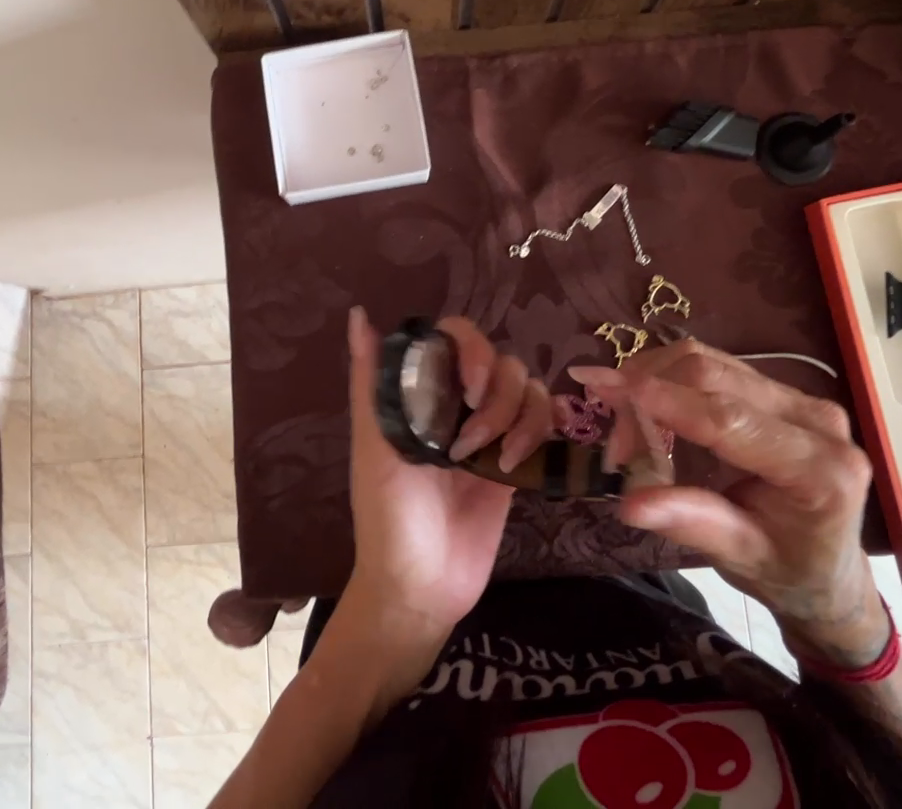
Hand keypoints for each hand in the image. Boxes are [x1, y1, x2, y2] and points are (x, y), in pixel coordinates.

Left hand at [343, 308, 538, 639]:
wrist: (421, 587)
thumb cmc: (387, 517)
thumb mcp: (372, 447)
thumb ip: (371, 381)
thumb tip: (358, 314)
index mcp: (419, 392)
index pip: (456, 336)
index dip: (472, 349)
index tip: (471, 385)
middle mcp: (455, 403)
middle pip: (500, 359)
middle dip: (497, 394)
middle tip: (471, 442)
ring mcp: (489, 430)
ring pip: (528, 387)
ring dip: (518, 418)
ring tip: (494, 461)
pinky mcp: (516, 460)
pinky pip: (543, 422)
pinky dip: (539, 431)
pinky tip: (516, 463)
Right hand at [571, 341, 887, 666]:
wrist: (829, 569)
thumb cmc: (786, 571)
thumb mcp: (739, 558)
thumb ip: (691, 523)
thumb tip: (629, 505)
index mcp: (819, 469)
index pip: (729, 419)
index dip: (665, 400)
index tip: (605, 387)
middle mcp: (815, 419)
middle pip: (713, 375)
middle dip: (647, 392)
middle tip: (612, 441)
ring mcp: (799, 398)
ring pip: (708, 361)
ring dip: (652, 380)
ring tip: (624, 425)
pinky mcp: (779, 390)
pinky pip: (713, 366)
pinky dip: (667, 378)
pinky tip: (646, 407)